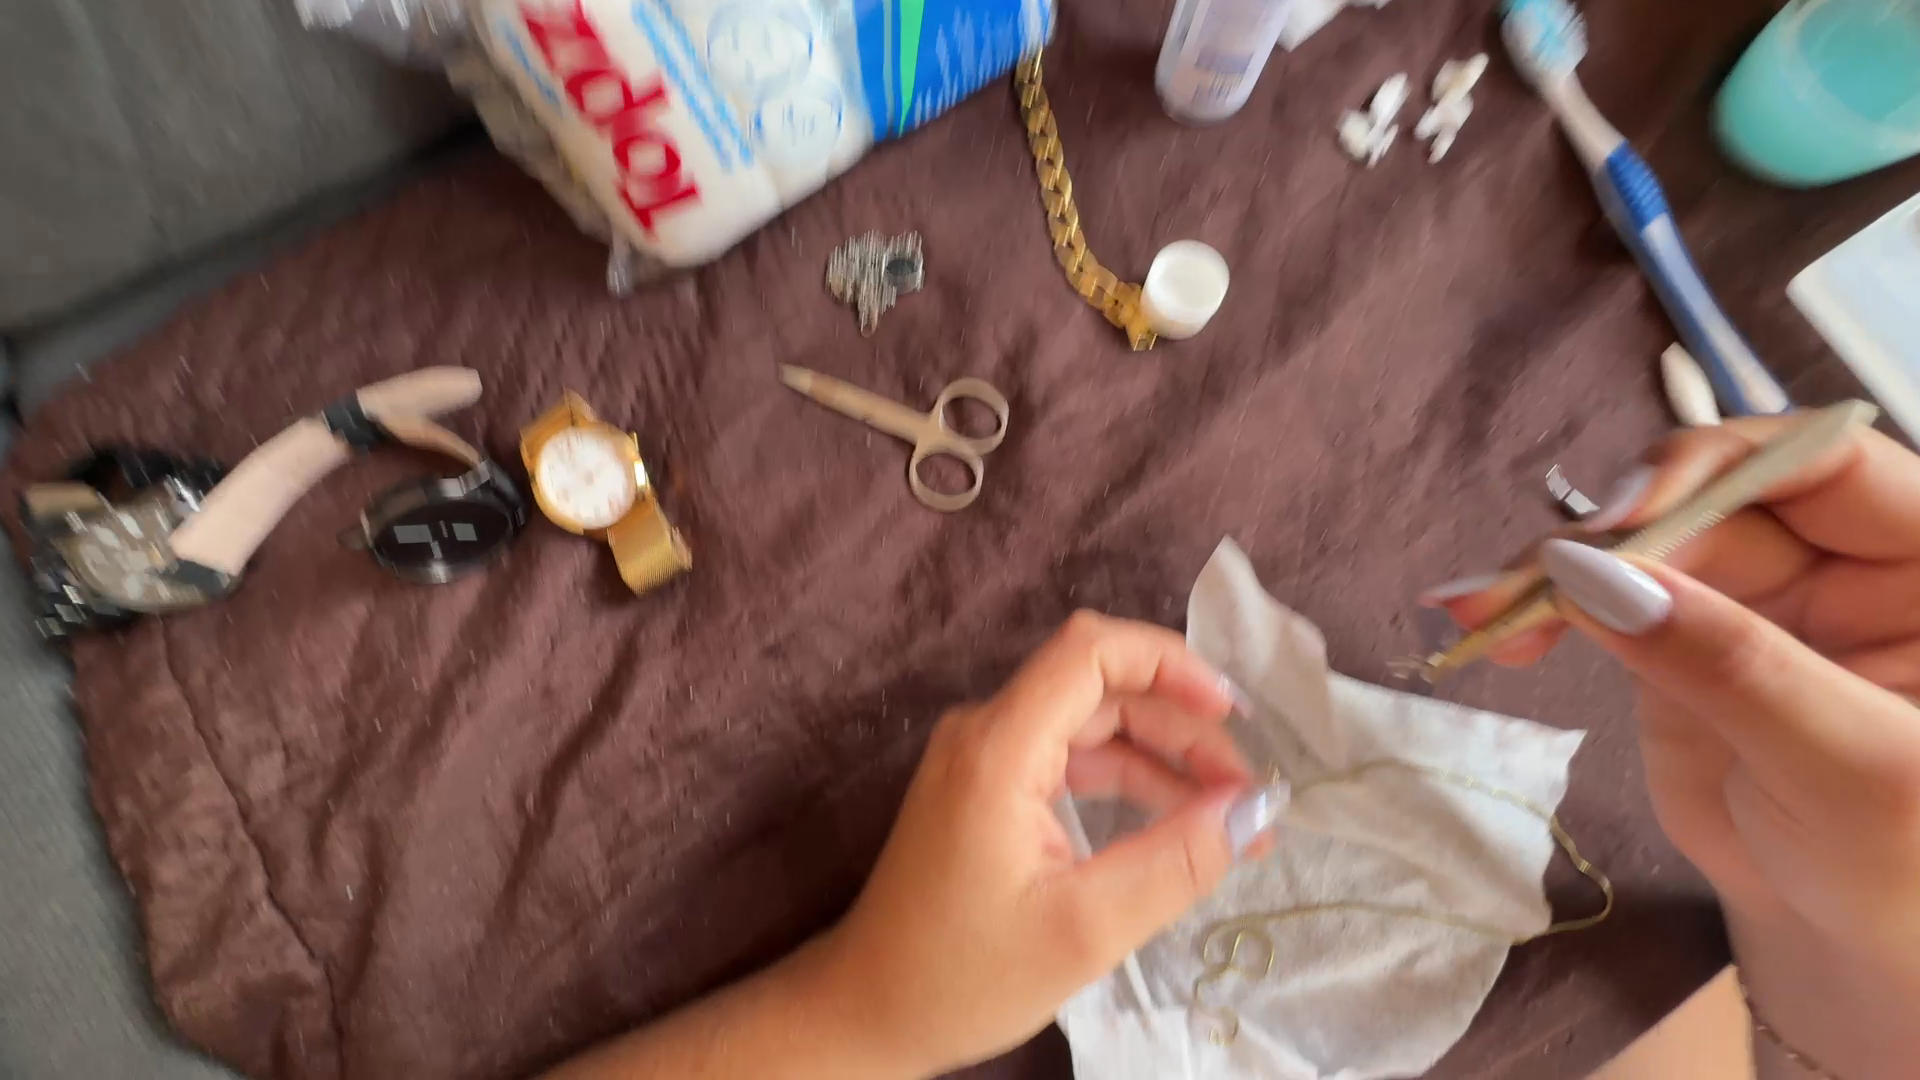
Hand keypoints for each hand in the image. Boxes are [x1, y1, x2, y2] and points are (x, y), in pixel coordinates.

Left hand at [813, 612, 1280, 1076]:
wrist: (871, 1006)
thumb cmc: (964, 975)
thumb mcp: (1084, 930)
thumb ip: (1175, 861)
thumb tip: (1251, 806)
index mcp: (999, 746)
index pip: (1088, 652)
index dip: (1166, 661)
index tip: (1230, 709)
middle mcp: (987, 729)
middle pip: (1100, 689)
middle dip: (1180, 727)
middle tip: (1248, 792)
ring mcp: (985, 752)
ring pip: (1091, 723)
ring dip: (1161, 758)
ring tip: (1231, 814)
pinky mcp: (990, 780)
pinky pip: (1069, 758)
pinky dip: (1125, 780)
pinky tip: (1176, 819)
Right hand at [1426, 418, 1919, 1075]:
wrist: (1854, 936)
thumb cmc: (1912, 871)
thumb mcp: (1853, 771)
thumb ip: (1731, 662)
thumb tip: (1586, 570)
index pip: (1820, 464)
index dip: (1708, 472)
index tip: (1613, 525)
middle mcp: (1840, 562)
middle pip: (1693, 508)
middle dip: (1591, 545)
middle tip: (1502, 594)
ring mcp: (1747, 595)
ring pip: (1624, 550)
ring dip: (1540, 578)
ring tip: (1472, 616)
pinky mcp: (1672, 631)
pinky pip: (1592, 594)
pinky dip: (1535, 608)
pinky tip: (1491, 629)